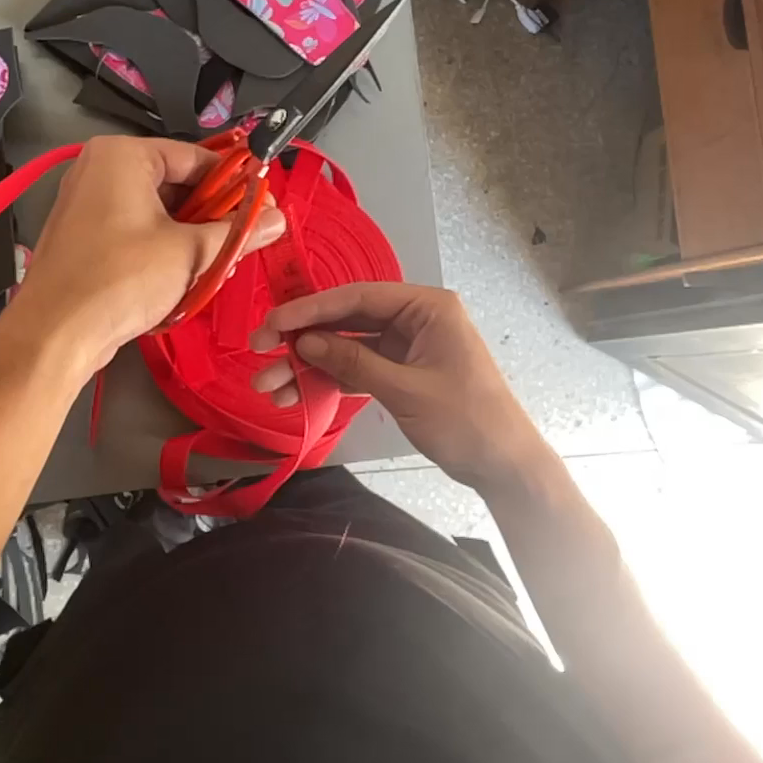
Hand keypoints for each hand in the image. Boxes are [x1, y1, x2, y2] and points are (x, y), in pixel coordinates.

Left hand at [6, 136, 284, 371]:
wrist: (55, 334)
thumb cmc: (122, 279)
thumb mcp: (190, 253)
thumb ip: (237, 232)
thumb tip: (279, 219)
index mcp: (122, 155)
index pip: (196, 156)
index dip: (234, 183)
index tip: (263, 208)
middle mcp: (100, 168)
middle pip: (176, 182)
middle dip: (211, 213)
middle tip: (241, 240)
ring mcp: (87, 201)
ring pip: (158, 209)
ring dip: (190, 235)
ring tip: (214, 263)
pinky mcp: (84, 235)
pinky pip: (136, 229)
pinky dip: (163, 247)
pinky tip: (183, 275)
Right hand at [248, 283, 557, 491]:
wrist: (503, 464)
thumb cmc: (466, 421)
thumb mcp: (406, 391)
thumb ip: (354, 363)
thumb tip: (304, 342)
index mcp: (426, 307)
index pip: (357, 297)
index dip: (309, 309)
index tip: (271, 323)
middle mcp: (415, 318)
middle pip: (347, 320)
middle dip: (301, 339)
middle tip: (259, 353)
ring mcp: (407, 345)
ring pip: (346, 346)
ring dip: (308, 365)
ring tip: (267, 387)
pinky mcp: (401, 371)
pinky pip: (357, 368)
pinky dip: (328, 380)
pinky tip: (295, 394)